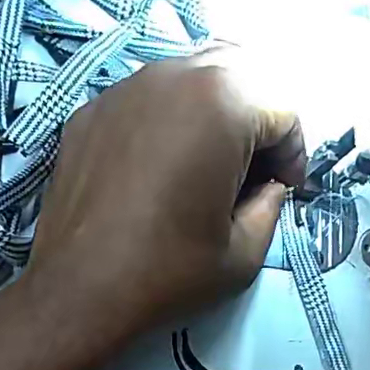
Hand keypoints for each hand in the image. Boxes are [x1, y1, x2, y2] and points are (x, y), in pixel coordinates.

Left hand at [24, 54, 307, 344]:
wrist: (77, 293)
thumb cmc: (167, 275)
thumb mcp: (243, 253)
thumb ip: (270, 207)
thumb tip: (268, 188)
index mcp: (222, 102)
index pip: (281, 110)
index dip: (292, 155)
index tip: (282, 191)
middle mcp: (171, 77)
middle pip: (236, 76)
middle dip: (254, 120)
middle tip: (248, 171)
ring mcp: (121, 90)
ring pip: (184, 81)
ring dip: (208, 114)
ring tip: (203, 165)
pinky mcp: (87, 113)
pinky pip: (140, 102)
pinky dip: (161, 123)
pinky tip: (154, 169)